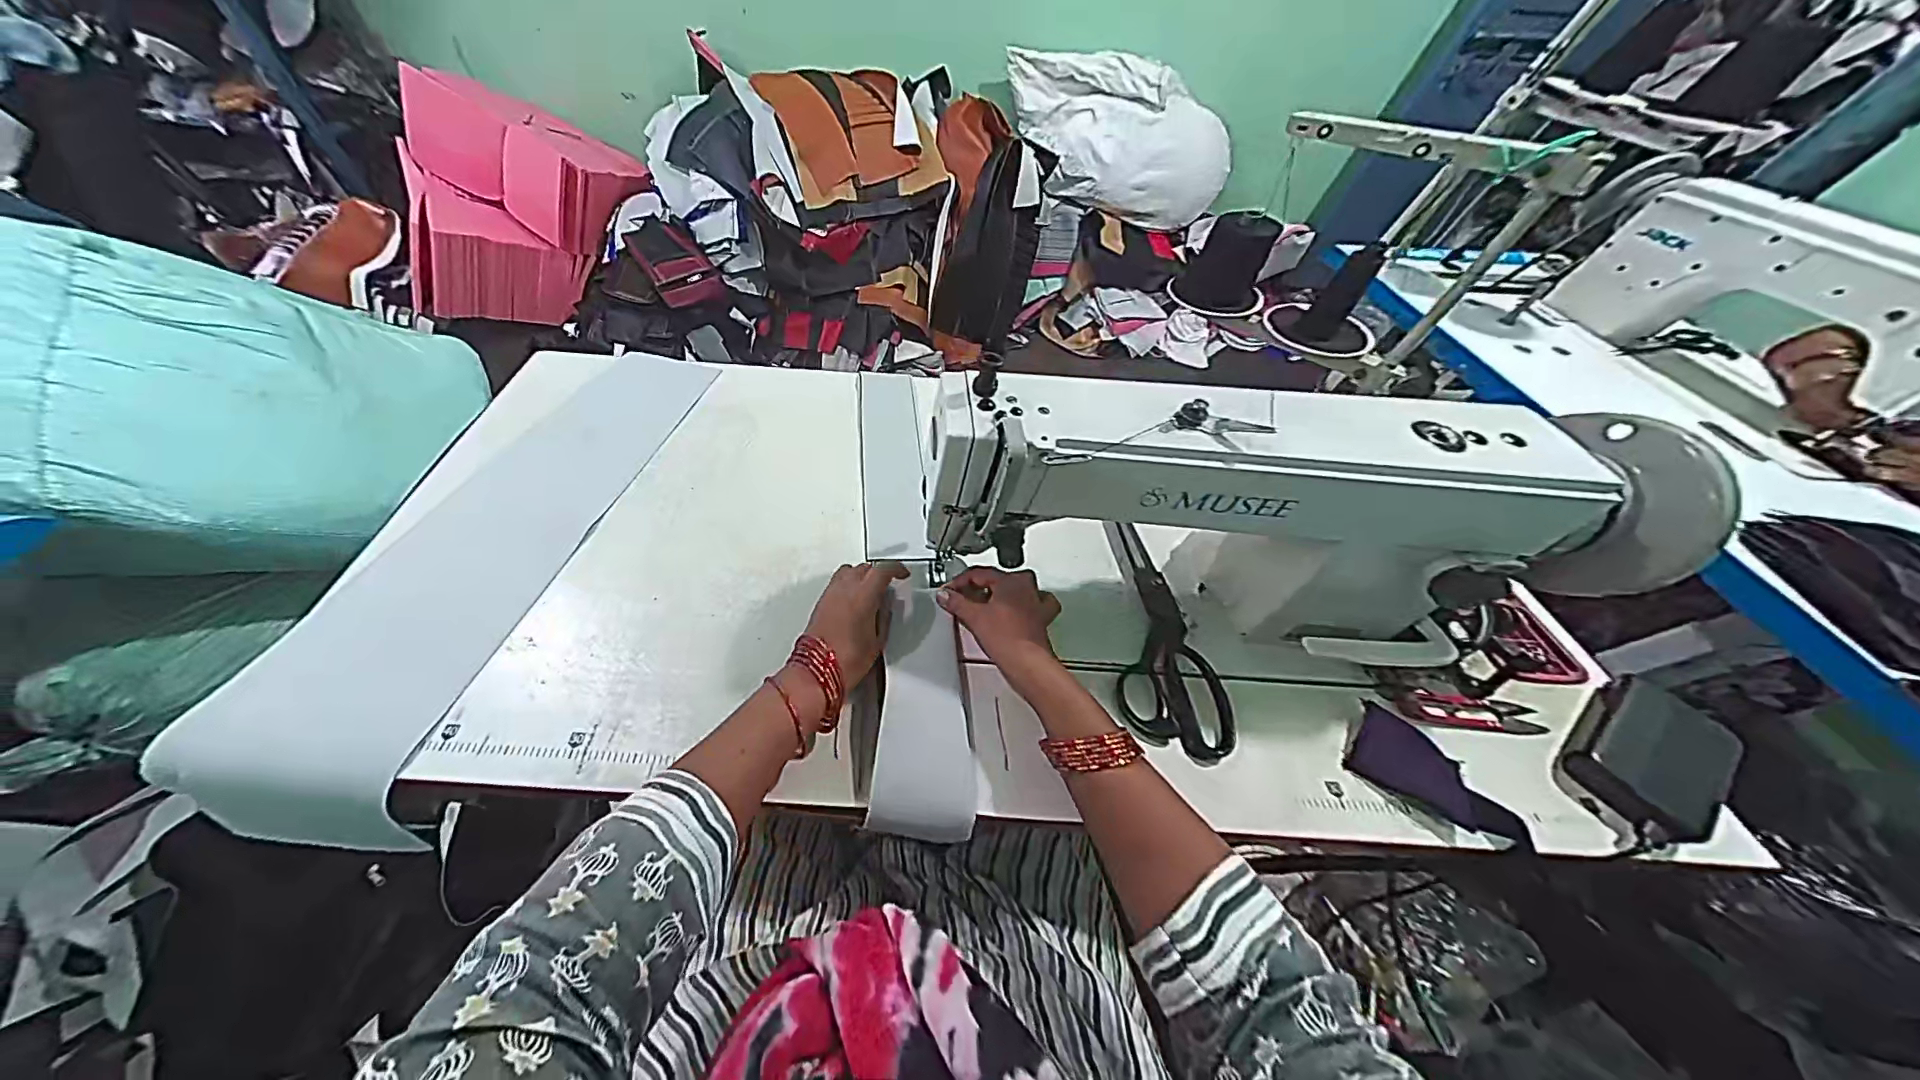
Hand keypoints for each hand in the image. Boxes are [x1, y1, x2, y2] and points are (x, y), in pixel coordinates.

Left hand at [803, 562, 908, 686]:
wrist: (818, 672)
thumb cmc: (844, 660)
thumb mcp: (878, 639)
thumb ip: (884, 616)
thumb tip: (885, 607)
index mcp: (864, 594)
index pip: (883, 569)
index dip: (896, 569)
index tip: (901, 573)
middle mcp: (845, 589)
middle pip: (866, 567)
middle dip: (879, 572)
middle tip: (889, 583)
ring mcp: (830, 594)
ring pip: (849, 571)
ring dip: (862, 576)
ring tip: (871, 589)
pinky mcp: (821, 602)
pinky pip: (837, 583)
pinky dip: (848, 585)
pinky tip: (855, 599)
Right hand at [936, 567, 1061, 670]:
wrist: (1026, 662)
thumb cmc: (1008, 638)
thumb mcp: (974, 616)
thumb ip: (957, 602)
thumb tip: (946, 595)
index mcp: (1011, 580)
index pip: (979, 573)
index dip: (960, 581)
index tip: (950, 590)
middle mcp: (1027, 588)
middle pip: (996, 580)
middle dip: (977, 587)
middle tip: (962, 596)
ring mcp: (1036, 603)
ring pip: (1013, 591)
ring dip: (998, 595)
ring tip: (983, 604)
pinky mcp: (1040, 619)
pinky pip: (1028, 606)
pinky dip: (1018, 607)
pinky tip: (1010, 613)